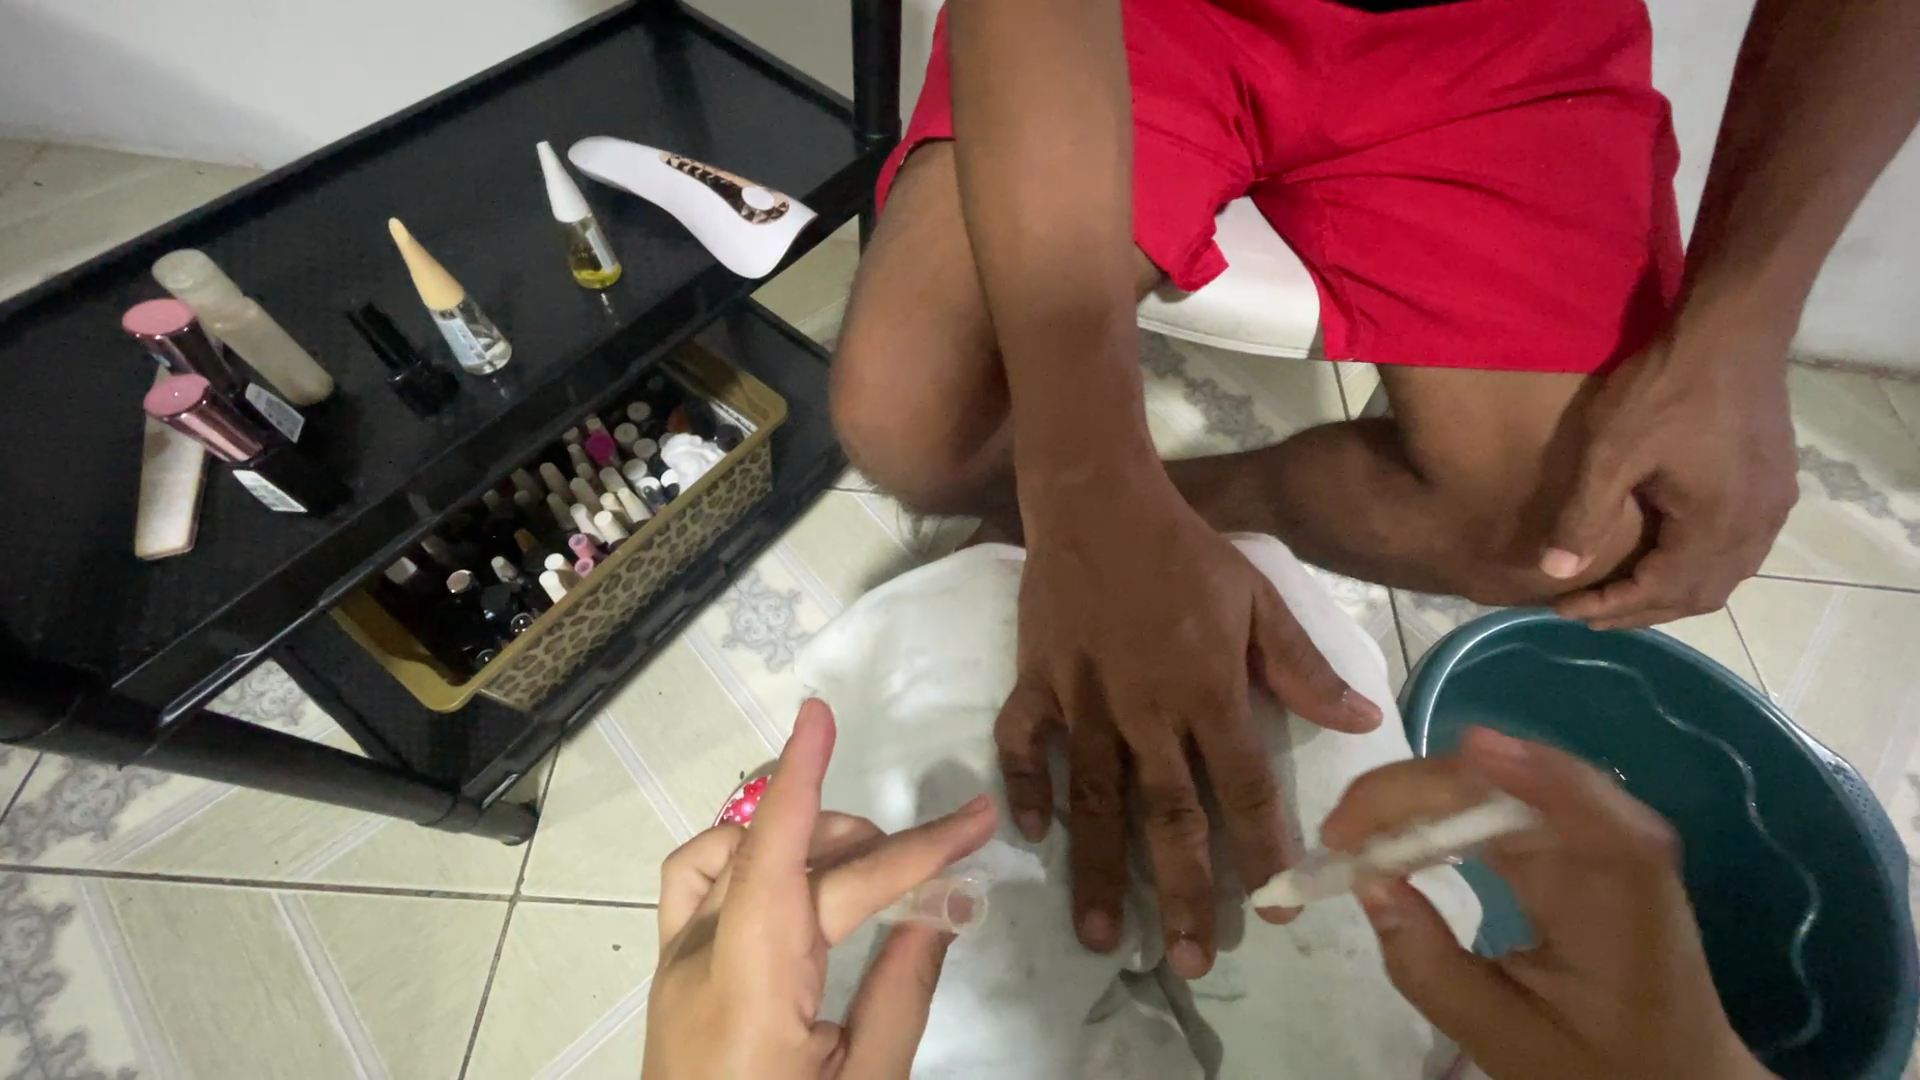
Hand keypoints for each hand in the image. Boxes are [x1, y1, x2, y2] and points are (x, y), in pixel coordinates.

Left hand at [644, 700, 996, 1079]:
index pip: (793, 866)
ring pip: (728, 851)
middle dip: (880, 845)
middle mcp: (697, 961)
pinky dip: (752, 852)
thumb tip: (944, 908)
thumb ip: (903, 990)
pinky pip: (700, 877)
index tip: (825, 712)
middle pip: (787, 860)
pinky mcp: (673, 969)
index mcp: (748, 995)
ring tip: (869, 865)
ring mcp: (675, 962)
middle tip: (952, 854)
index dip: (807, 780)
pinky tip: (796, 876)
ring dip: (805, 837)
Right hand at [996, 471, 1382, 979]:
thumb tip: (1358, 721)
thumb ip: (1301, 664)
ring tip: (1102, 934)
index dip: (1261, 852)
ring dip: (1098, 867)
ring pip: (1092, 796)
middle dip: (1183, 889)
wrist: (1099, 505)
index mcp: (1205, 689)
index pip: (1241, 788)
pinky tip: (1031, 829)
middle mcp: (1144, 709)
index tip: (1276, 912)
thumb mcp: (1257, 595)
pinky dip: (1026, 784)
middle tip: (1192, 959)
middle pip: (1167, 812)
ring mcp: (1082, 697)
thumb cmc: (1183, 551)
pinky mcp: (1036, 679)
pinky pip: (1023, 741)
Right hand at [1325, 727, 1772, 1079]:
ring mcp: (1577, 835)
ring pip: (1487, 782)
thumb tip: (1367, 881)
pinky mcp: (1550, 834)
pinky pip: (1482, 798)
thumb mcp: (1508, 1042)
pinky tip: (1390, 827)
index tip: (1469, 748)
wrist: (1668, 1075)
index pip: (1601, 824)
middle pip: (1512, 787)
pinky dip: (1427, 805)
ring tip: (1353, 830)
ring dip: (1412, 794)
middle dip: (1418, 790)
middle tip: (1341, 831)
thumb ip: (1433, 970)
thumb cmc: (1598, 1066)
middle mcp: (1608, 855)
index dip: (1543, 772)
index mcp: (1626, 912)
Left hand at [1544, 313, 1797, 629]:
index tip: (1563, 612)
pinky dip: (1692, 569)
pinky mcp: (1768, 484)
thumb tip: (1555, 572)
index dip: (1612, 607)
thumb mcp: (1608, 455)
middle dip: (1638, 610)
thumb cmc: (1661, 393)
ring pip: (1722, 574)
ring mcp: (1771, 504)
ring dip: (1666, 593)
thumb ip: (1584, 516)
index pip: (1663, 590)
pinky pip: (1733, 549)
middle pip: (1698, 593)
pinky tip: (1657, 562)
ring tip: (1613, 598)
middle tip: (1583, 614)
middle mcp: (1757, 523)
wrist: (1728, 334)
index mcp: (1719, 522)